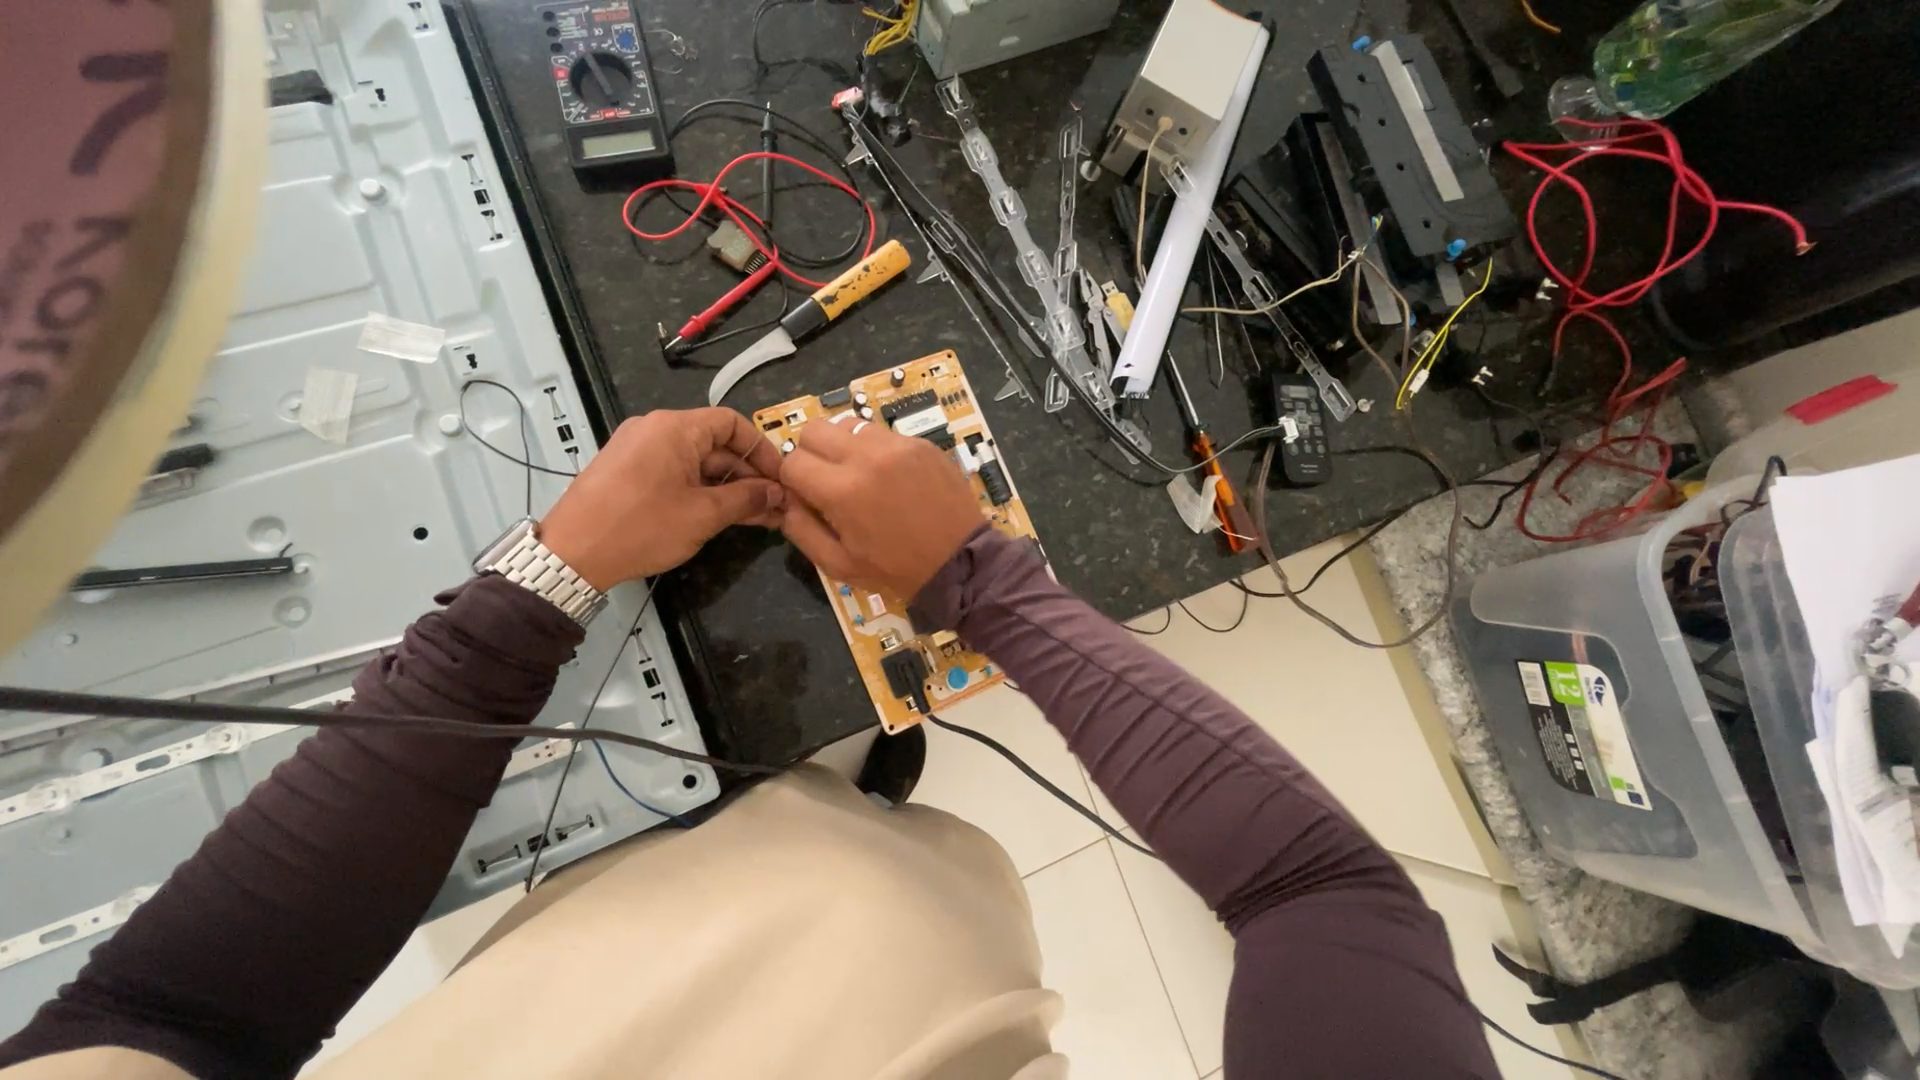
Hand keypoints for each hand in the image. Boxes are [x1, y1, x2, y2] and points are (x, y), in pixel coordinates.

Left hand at [540, 408, 784, 589]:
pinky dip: (701, 490)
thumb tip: (777, 494)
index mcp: (675, 428)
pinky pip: (675, 472)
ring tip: (756, 517)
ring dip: (727, 487)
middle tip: (775, 506)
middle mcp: (655, 429)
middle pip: (716, 444)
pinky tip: (723, 516)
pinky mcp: (628, 471)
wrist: (571, 554)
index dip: (762, 450)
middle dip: (748, 475)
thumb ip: (747, 500)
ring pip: (696, 462)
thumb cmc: (642, 527)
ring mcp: (638, 449)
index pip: (732, 423)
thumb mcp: (704, 515)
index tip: (781, 479)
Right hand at [779, 414, 983, 598]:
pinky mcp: (920, 444)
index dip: (792, 480)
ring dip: (843, 447)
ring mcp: (897, 445)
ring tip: (858, 475)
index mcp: (842, 490)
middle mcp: (866, 457)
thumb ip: (801, 530)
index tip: (805, 495)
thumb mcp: (839, 565)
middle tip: (826, 480)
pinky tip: (889, 477)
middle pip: (813, 430)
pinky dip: (875, 450)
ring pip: (848, 425)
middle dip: (811, 454)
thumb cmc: (896, 570)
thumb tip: (785, 501)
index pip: (792, 462)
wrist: (960, 562)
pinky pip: (882, 433)